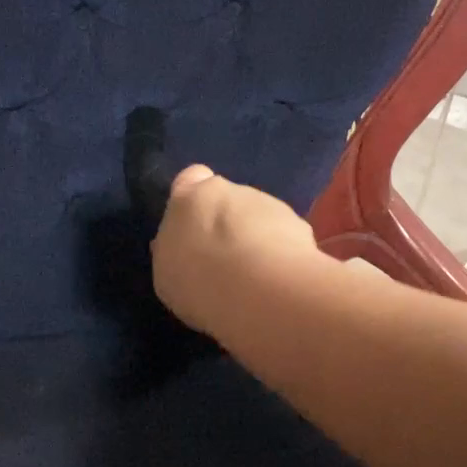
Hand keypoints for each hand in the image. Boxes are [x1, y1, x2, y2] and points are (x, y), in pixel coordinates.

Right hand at [151, 164, 319, 332]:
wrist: (257, 287)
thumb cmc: (198, 280)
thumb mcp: (168, 273)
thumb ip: (175, 253)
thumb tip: (181, 250)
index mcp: (188, 198)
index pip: (191, 179)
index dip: (196, 197)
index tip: (197, 224)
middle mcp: (229, 190)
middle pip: (228, 200)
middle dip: (229, 223)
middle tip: (226, 260)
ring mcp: (266, 204)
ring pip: (259, 218)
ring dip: (257, 239)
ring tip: (256, 277)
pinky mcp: (299, 223)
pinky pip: (287, 237)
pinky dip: (284, 254)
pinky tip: (280, 281)